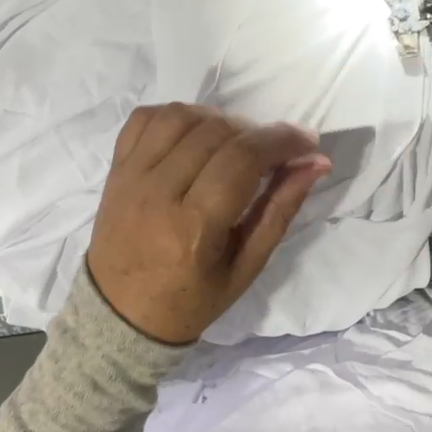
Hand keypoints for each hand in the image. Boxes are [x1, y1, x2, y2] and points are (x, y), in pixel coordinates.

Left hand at [87, 104, 331, 343]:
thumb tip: (316, 162)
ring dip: (218, 119)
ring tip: (235, 142)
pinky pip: (145, 118)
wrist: (121, 316)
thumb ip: (281, 210)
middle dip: (257, 132)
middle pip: (215, 131)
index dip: (281, 140)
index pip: (242, 159)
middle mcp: (157, 193)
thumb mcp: (247, 266)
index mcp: (192, 227)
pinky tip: (196, 135)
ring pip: (180, 116)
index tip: (307, 142)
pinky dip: (177, 115)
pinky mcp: (115, 170)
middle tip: (273, 153)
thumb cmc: (191, 300)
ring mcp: (130, 177)